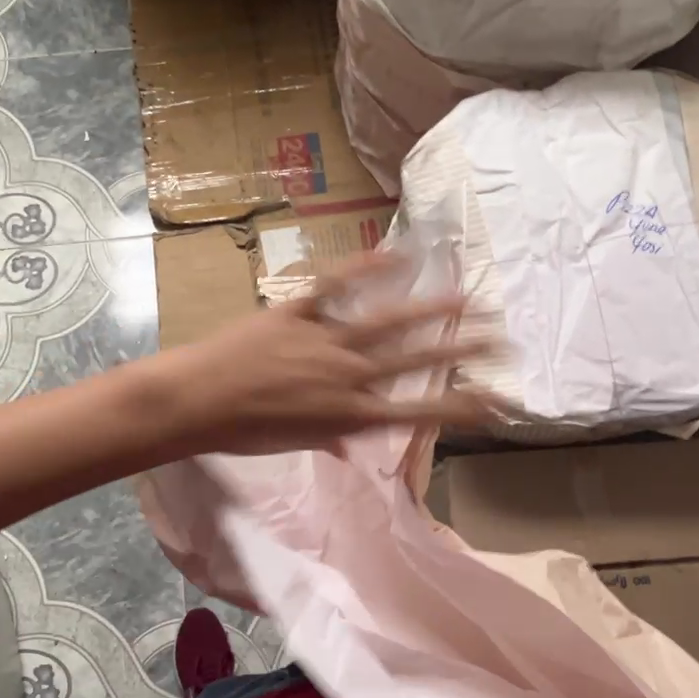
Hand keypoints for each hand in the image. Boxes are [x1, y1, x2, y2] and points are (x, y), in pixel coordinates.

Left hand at [150, 253, 490, 455]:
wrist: (197, 401)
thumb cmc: (243, 433)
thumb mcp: (293, 444)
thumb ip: (328, 437)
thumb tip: (346, 443)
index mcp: (349, 415)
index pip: (418, 414)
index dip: (461, 410)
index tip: (496, 404)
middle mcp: (348, 376)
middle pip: (416, 362)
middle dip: (462, 350)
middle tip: (500, 338)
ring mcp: (325, 340)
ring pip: (388, 322)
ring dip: (430, 309)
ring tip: (465, 296)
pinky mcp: (298, 311)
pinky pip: (337, 286)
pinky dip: (367, 267)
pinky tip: (397, 253)